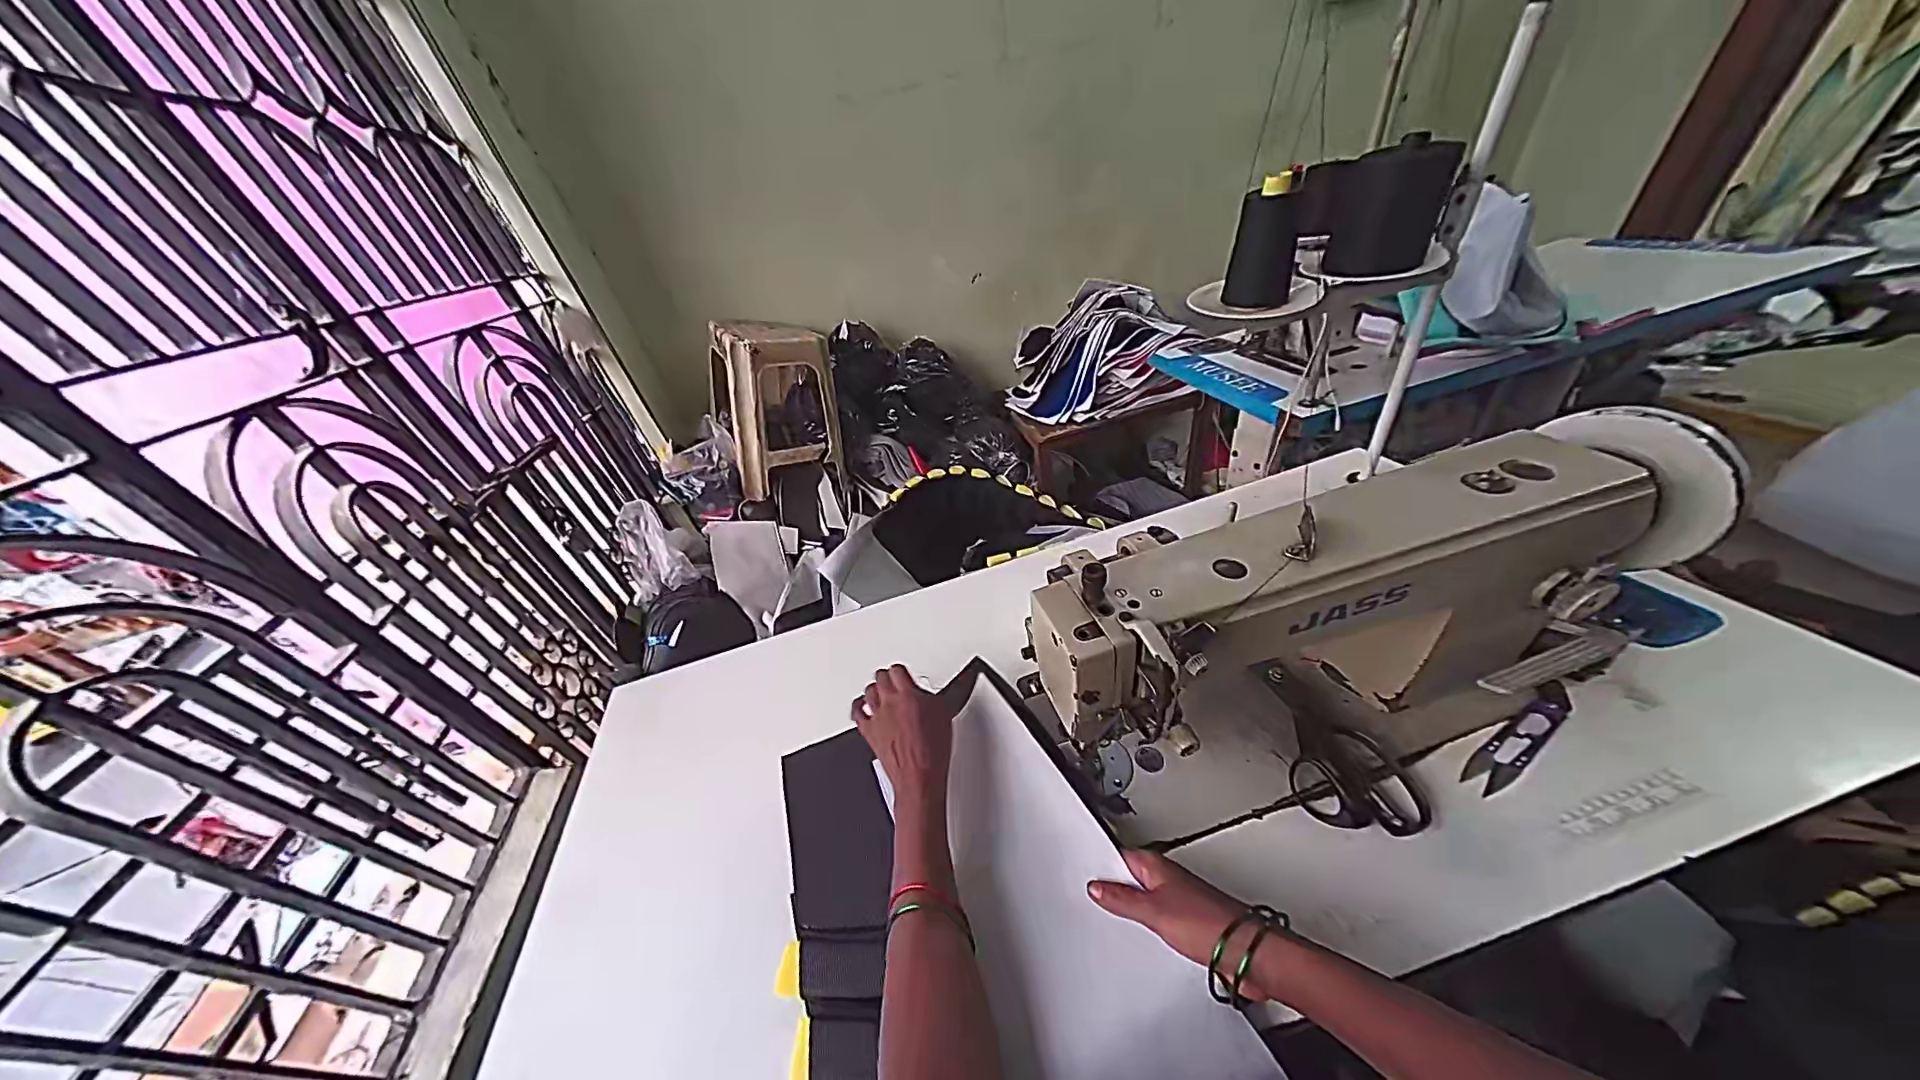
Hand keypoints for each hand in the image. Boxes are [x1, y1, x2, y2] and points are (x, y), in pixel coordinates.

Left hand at [852, 665, 952, 803]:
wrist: (918, 776)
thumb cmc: (931, 752)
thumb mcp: (944, 714)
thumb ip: (934, 697)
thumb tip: (941, 690)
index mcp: (908, 695)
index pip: (897, 670)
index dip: (902, 671)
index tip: (906, 675)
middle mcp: (889, 703)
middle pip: (881, 677)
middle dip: (889, 678)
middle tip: (896, 682)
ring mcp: (877, 716)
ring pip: (869, 691)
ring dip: (876, 690)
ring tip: (884, 693)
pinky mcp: (868, 731)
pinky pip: (857, 712)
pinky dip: (860, 707)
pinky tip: (865, 707)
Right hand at [1088, 849, 1272, 1000]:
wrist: (1247, 954)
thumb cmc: (1212, 924)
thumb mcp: (1155, 912)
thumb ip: (1122, 900)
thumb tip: (1098, 887)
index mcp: (1155, 865)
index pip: (1117, 856)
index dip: (1099, 865)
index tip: (1084, 872)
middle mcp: (1167, 878)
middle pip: (1129, 878)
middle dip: (1113, 889)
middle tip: (1095, 898)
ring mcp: (1178, 900)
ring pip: (1144, 899)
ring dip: (1131, 909)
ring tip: (1117, 917)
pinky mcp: (1187, 922)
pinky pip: (1157, 918)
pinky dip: (1148, 925)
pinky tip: (1144, 935)